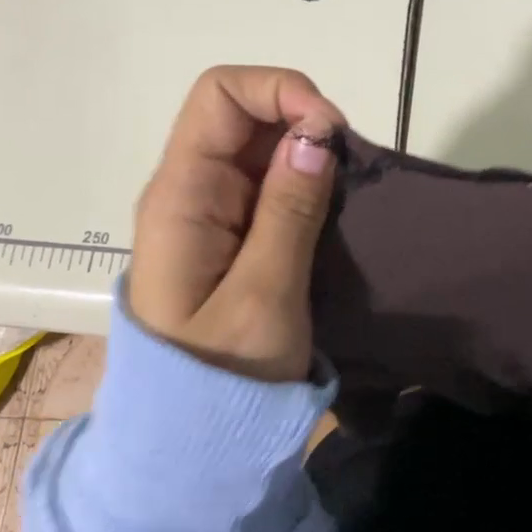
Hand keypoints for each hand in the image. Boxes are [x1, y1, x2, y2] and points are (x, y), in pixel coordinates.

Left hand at [128, 67, 343, 382]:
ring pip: (261, 148)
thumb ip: (289, 210)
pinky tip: (332, 213)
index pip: (220, 95)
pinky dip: (305, 185)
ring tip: (346, 195)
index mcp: (181, 194)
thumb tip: (315, 132)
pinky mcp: (231, 237)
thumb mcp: (265, 295)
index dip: (279, 90)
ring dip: (309, 156)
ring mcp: (210, 213)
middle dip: (302, 124)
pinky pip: (269, 186)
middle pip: (243, 115)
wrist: (191, 441)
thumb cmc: (223, 375)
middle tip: (350, 172)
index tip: (331, 131)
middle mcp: (190, 190)